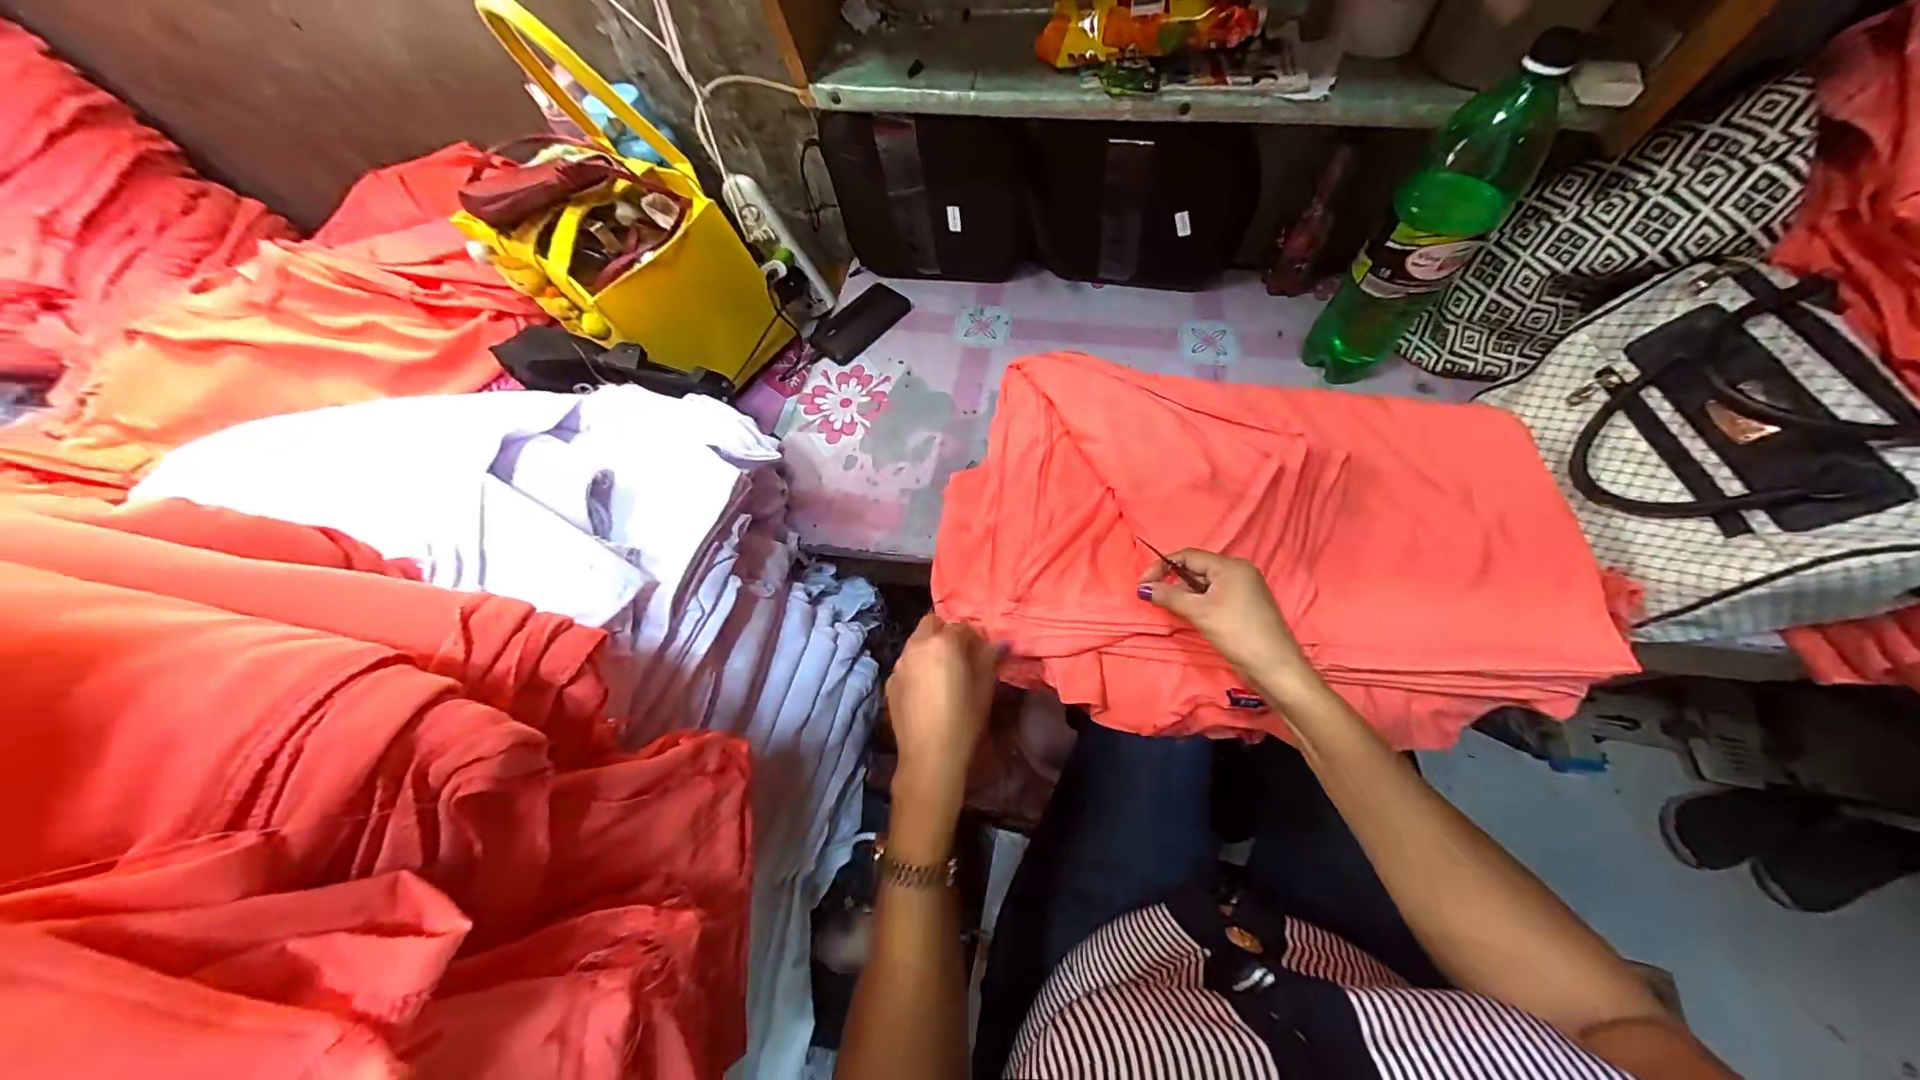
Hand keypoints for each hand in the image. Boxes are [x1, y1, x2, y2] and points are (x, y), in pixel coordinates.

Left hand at [884, 614, 1000, 813]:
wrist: (929, 756)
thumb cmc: (964, 719)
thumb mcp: (985, 688)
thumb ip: (989, 658)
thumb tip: (997, 643)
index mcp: (943, 643)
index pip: (962, 626)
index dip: (974, 637)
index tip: (982, 653)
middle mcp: (917, 646)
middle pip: (931, 623)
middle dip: (945, 632)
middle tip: (959, 655)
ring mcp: (899, 664)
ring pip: (915, 643)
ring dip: (929, 648)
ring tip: (943, 673)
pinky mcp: (890, 683)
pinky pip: (906, 664)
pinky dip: (916, 667)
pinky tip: (926, 690)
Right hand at [1138, 549, 1317, 696]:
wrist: (1275, 666)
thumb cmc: (1236, 632)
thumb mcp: (1199, 612)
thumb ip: (1169, 596)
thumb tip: (1143, 588)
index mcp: (1230, 566)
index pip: (1188, 556)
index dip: (1162, 567)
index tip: (1142, 584)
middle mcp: (1239, 571)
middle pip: (1196, 569)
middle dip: (1173, 581)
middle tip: (1154, 599)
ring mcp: (1244, 589)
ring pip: (1204, 584)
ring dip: (1185, 594)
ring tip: (1170, 609)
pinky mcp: (1244, 605)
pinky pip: (1214, 596)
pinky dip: (1198, 602)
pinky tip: (1190, 615)